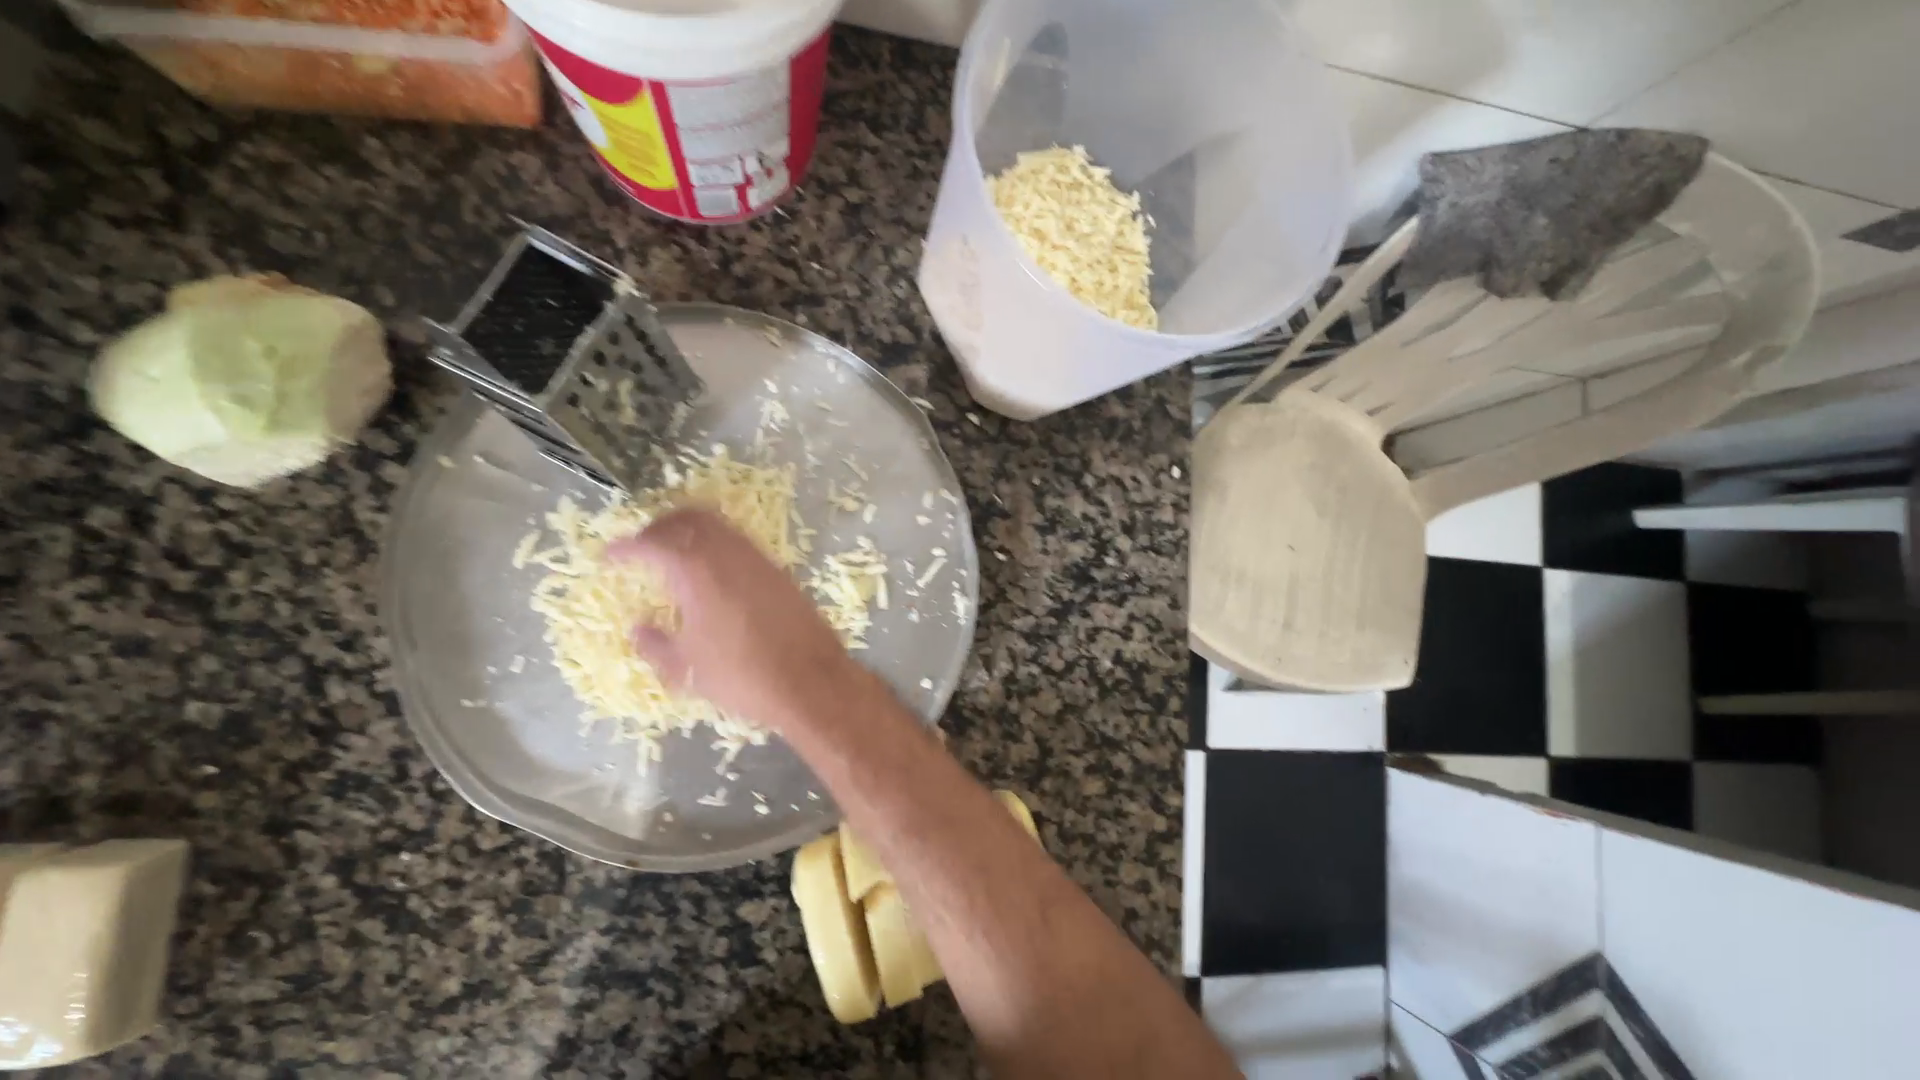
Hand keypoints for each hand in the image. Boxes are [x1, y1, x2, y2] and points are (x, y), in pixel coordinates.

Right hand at [606, 508, 870, 735]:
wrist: (810, 679)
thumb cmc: (741, 676)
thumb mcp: (686, 670)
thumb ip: (655, 645)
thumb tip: (638, 628)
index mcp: (695, 571)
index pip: (651, 543)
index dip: (626, 547)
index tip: (609, 557)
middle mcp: (726, 553)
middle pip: (687, 518)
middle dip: (660, 527)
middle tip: (643, 547)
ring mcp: (757, 558)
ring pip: (718, 526)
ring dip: (691, 532)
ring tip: (675, 556)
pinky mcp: (778, 570)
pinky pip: (739, 543)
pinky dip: (717, 546)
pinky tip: (712, 574)